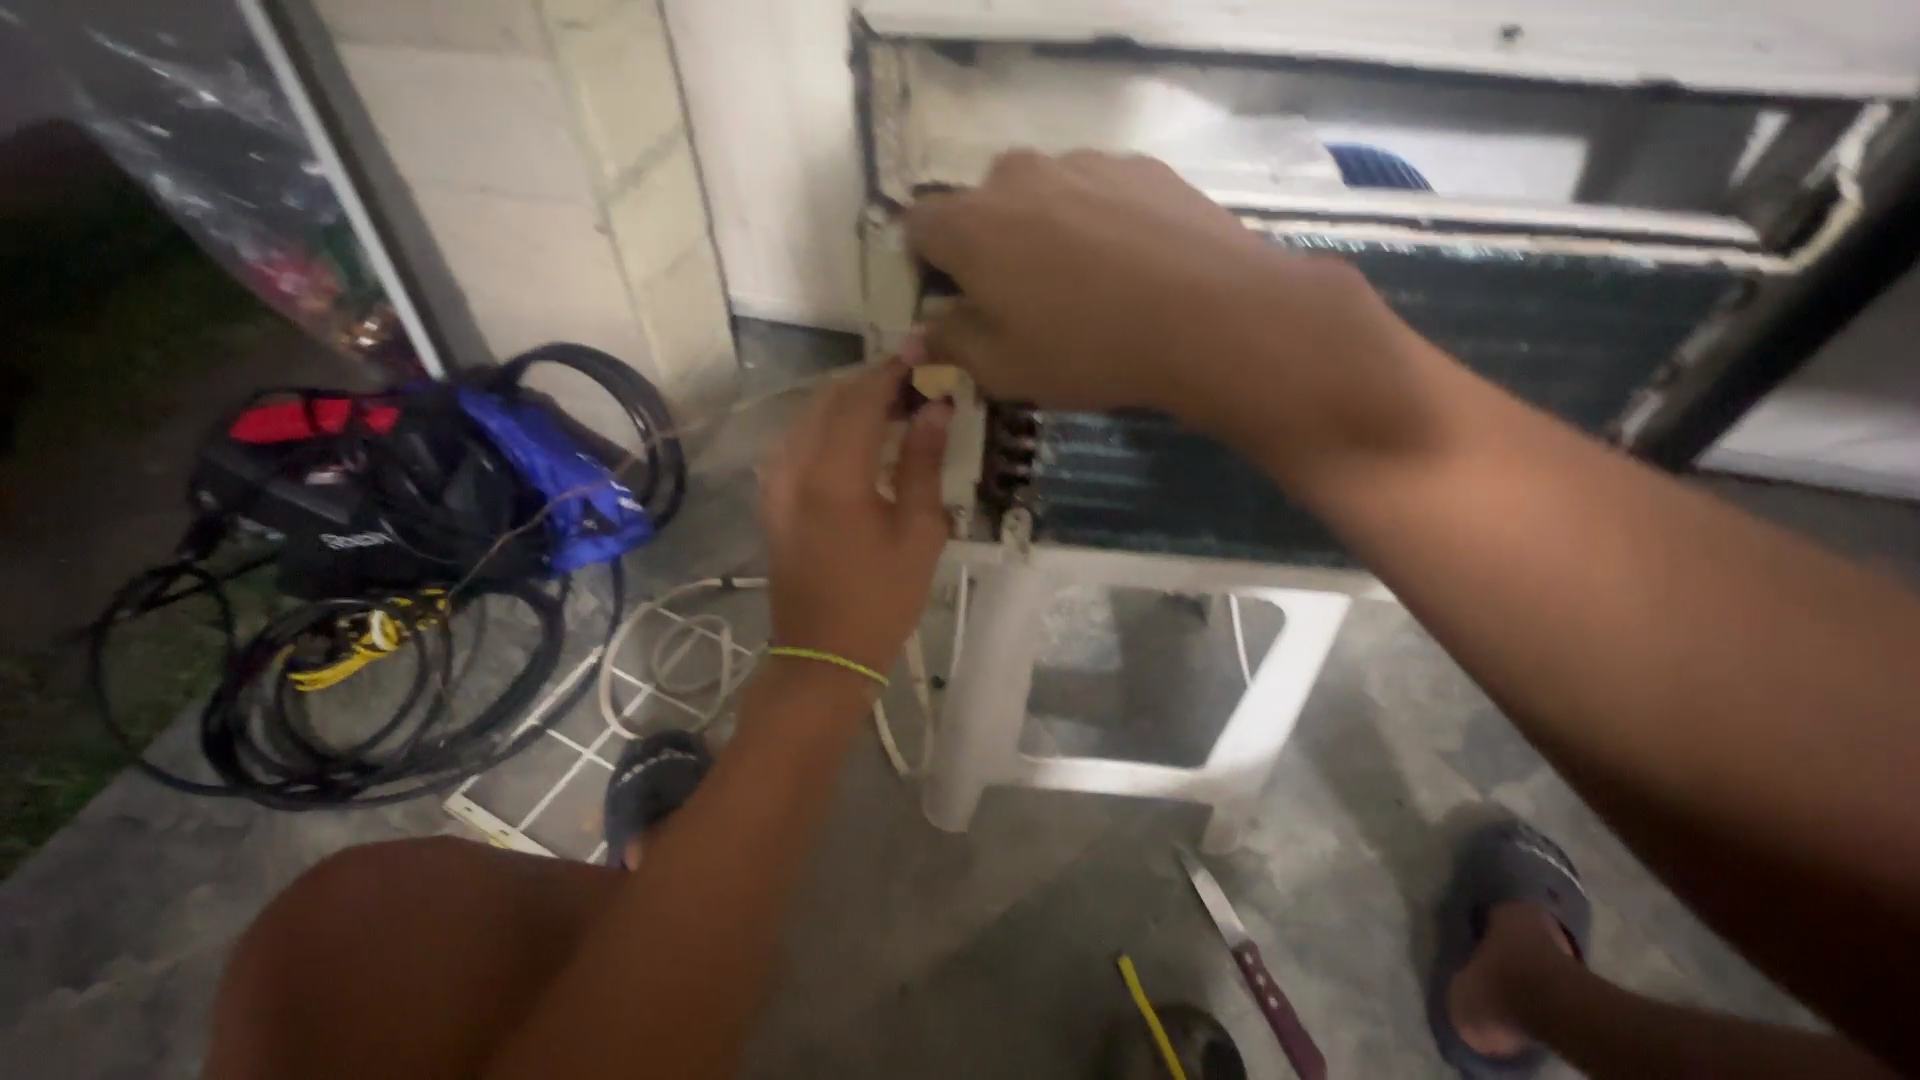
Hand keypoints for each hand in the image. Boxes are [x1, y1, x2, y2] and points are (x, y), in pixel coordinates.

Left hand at [759, 362, 951, 676]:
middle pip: (831, 398)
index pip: (862, 398)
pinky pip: (799, 440)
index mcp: (833, 475)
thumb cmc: (881, 601)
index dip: (895, 369)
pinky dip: (831, 426)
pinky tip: (862, 438)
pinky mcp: (771, 496)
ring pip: (811, 416)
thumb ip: (924, 463)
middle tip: (918, 382)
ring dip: (851, 402)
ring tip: (897, 408)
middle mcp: (793, 466)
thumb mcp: (918, 533)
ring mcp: (775, 481)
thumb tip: (937, 407)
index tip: (926, 350)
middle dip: (874, 382)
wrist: (821, 656)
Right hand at [906, 150, 1441, 476]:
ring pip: (1043, 197)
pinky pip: (1097, 193)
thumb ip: (948, 347)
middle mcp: (1018, 177)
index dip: (929, 267)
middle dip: (991, 249)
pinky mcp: (1140, 167)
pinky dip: (1099, 222)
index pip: (918, 228)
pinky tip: (1132, 268)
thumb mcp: (1002, 369)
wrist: (1210, 315)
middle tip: (1026, 302)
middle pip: (982, 208)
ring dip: (1046, 233)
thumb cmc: (1087, 349)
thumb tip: (916, 338)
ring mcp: (1084, 163)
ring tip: (1088, 287)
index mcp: (969, 224)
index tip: (957, 303)